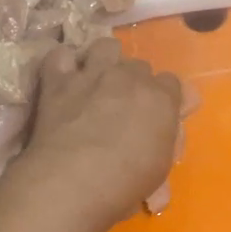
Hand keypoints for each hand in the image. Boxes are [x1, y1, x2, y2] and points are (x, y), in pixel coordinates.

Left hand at [11, 39, 180, 231]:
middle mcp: (129, 77)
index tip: (154, 116)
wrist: (72, 181)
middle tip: (122, 107)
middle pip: (139, 65)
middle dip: (134, 82)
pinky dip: (62, 64)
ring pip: (106, 47)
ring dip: (104, 60)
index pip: (171, 82)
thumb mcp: (160, 167)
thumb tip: (170, 122)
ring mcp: (92, 74)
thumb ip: (167, 136)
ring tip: (96, 82)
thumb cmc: (124, 184)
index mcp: (161, 98)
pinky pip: (60, 55)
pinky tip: (63, 79)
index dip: (163, 98)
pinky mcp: (58, 79)